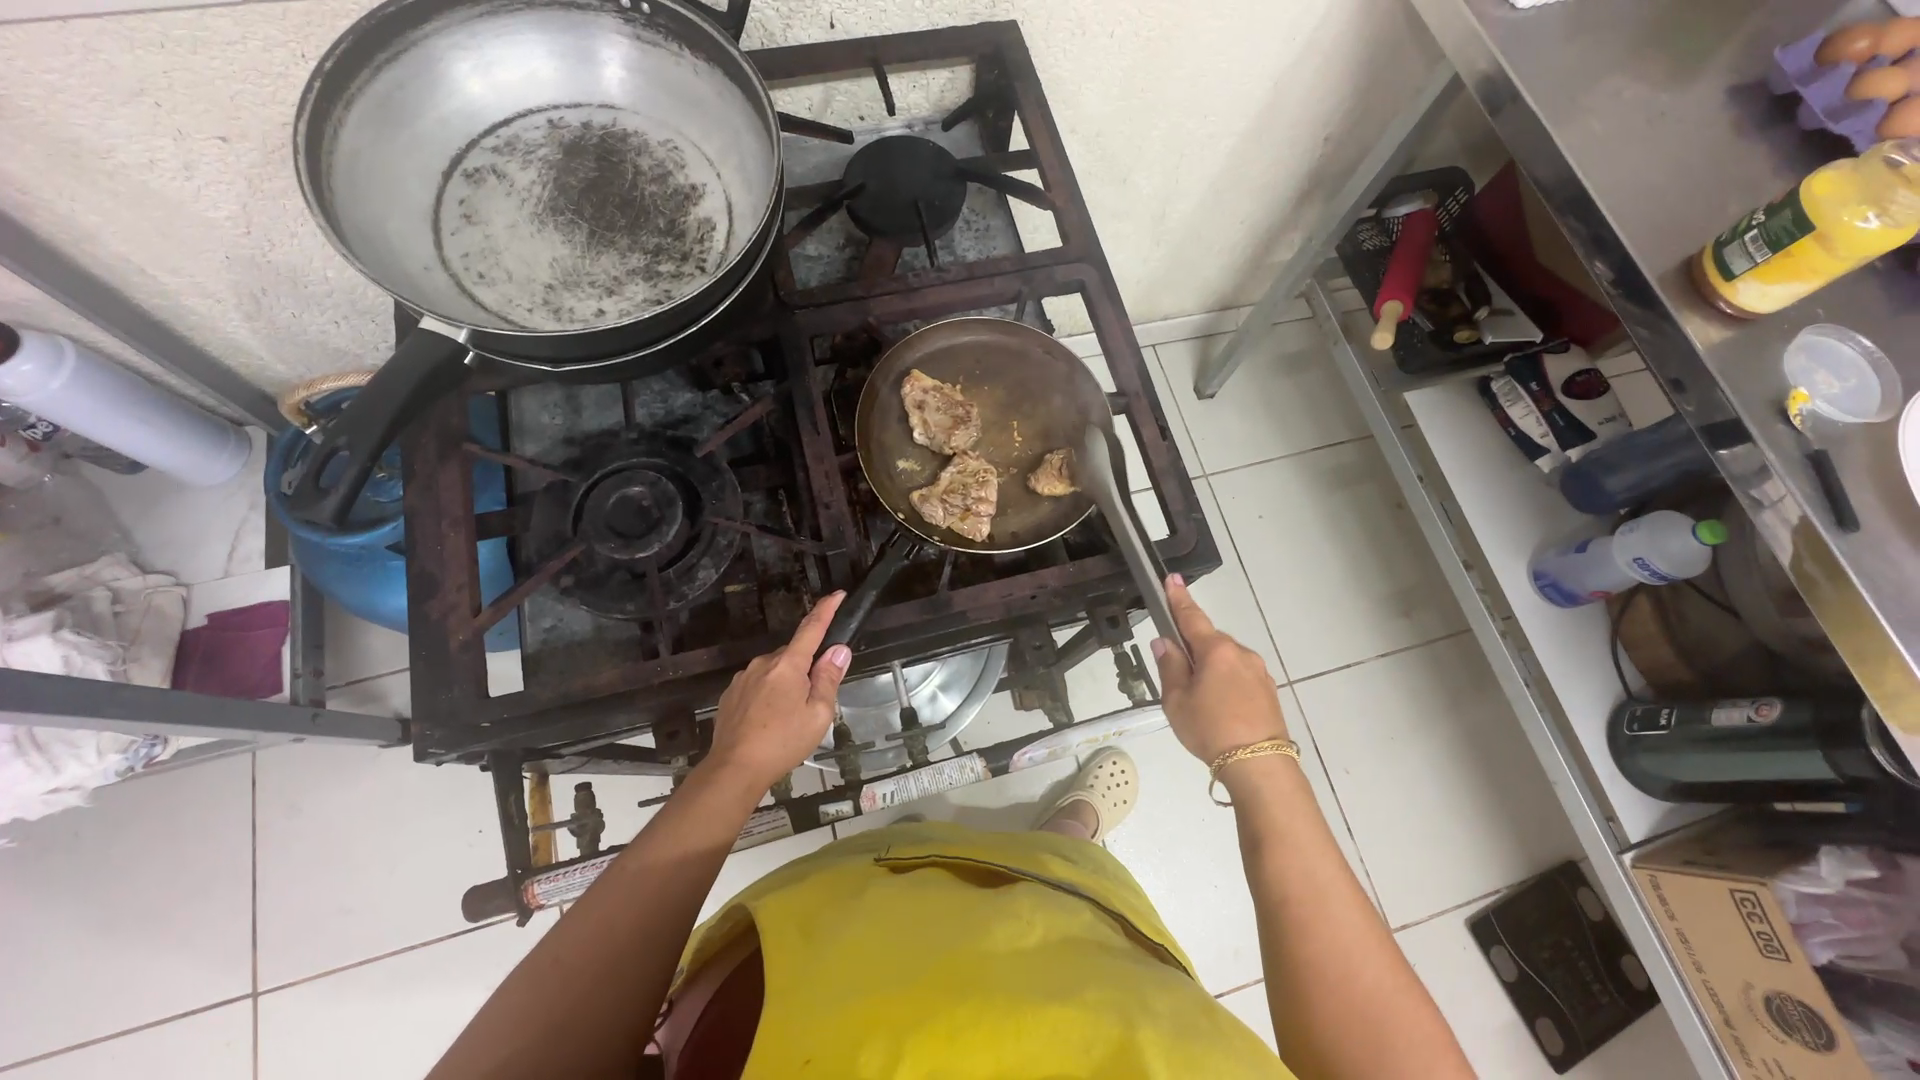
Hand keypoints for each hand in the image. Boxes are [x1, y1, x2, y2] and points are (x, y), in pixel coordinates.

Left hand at [703, 592, 851, 791]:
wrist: (735, 768)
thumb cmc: (783, 742)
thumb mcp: (818, 714)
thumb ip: (828, 678)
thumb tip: (838, 650)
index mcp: (788, 665)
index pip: (811, 628)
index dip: (826, 610)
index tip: (837, 594)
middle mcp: (763, 663)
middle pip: (793, 654)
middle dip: (807, 667)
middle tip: (815, 699)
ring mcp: (743, 677)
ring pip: (775, 671)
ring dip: (786, 683)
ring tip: (790, 717)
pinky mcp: (731, 694)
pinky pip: (758, 684)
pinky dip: (769, 694)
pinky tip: (769, 721)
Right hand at [1152, 575, 1288, 763]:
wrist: (1259, 764)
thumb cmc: (1210, 730)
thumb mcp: (1176, 701)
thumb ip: (1170, 667)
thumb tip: (1165, 642)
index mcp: (1215, 650)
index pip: (1191, 617)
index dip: (1178, 598)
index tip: (1172, 578)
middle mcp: (1240, 653)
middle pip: (1209, 640)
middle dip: (1193, 648)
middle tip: (1177, 674)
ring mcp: (1258, 671)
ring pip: (1226, 660)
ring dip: (1210, 668)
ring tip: (1199, 701)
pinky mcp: (1268, 690)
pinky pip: (1239, 676)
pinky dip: (1226, 682)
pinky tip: (1219, 707)